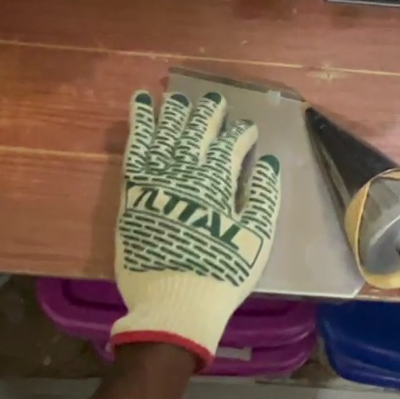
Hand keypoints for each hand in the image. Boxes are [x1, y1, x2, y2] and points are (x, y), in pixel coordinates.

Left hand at [112, 89, 282, 366]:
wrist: (173, 303)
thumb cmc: (220, 274)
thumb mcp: (256, 238)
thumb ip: (262, 197)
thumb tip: (268, 163)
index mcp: (219, 182)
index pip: (232, 144)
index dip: (241, 132)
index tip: (247, 127)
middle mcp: (188, 171)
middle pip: (197, 130)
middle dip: (208, 112)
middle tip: (213, 98)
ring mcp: (156, 179)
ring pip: (166, 132)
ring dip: (172, 111)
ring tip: (175, 95)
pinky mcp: (132, 191)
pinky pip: (134, 149)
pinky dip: (138, 124)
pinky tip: (139, 106)